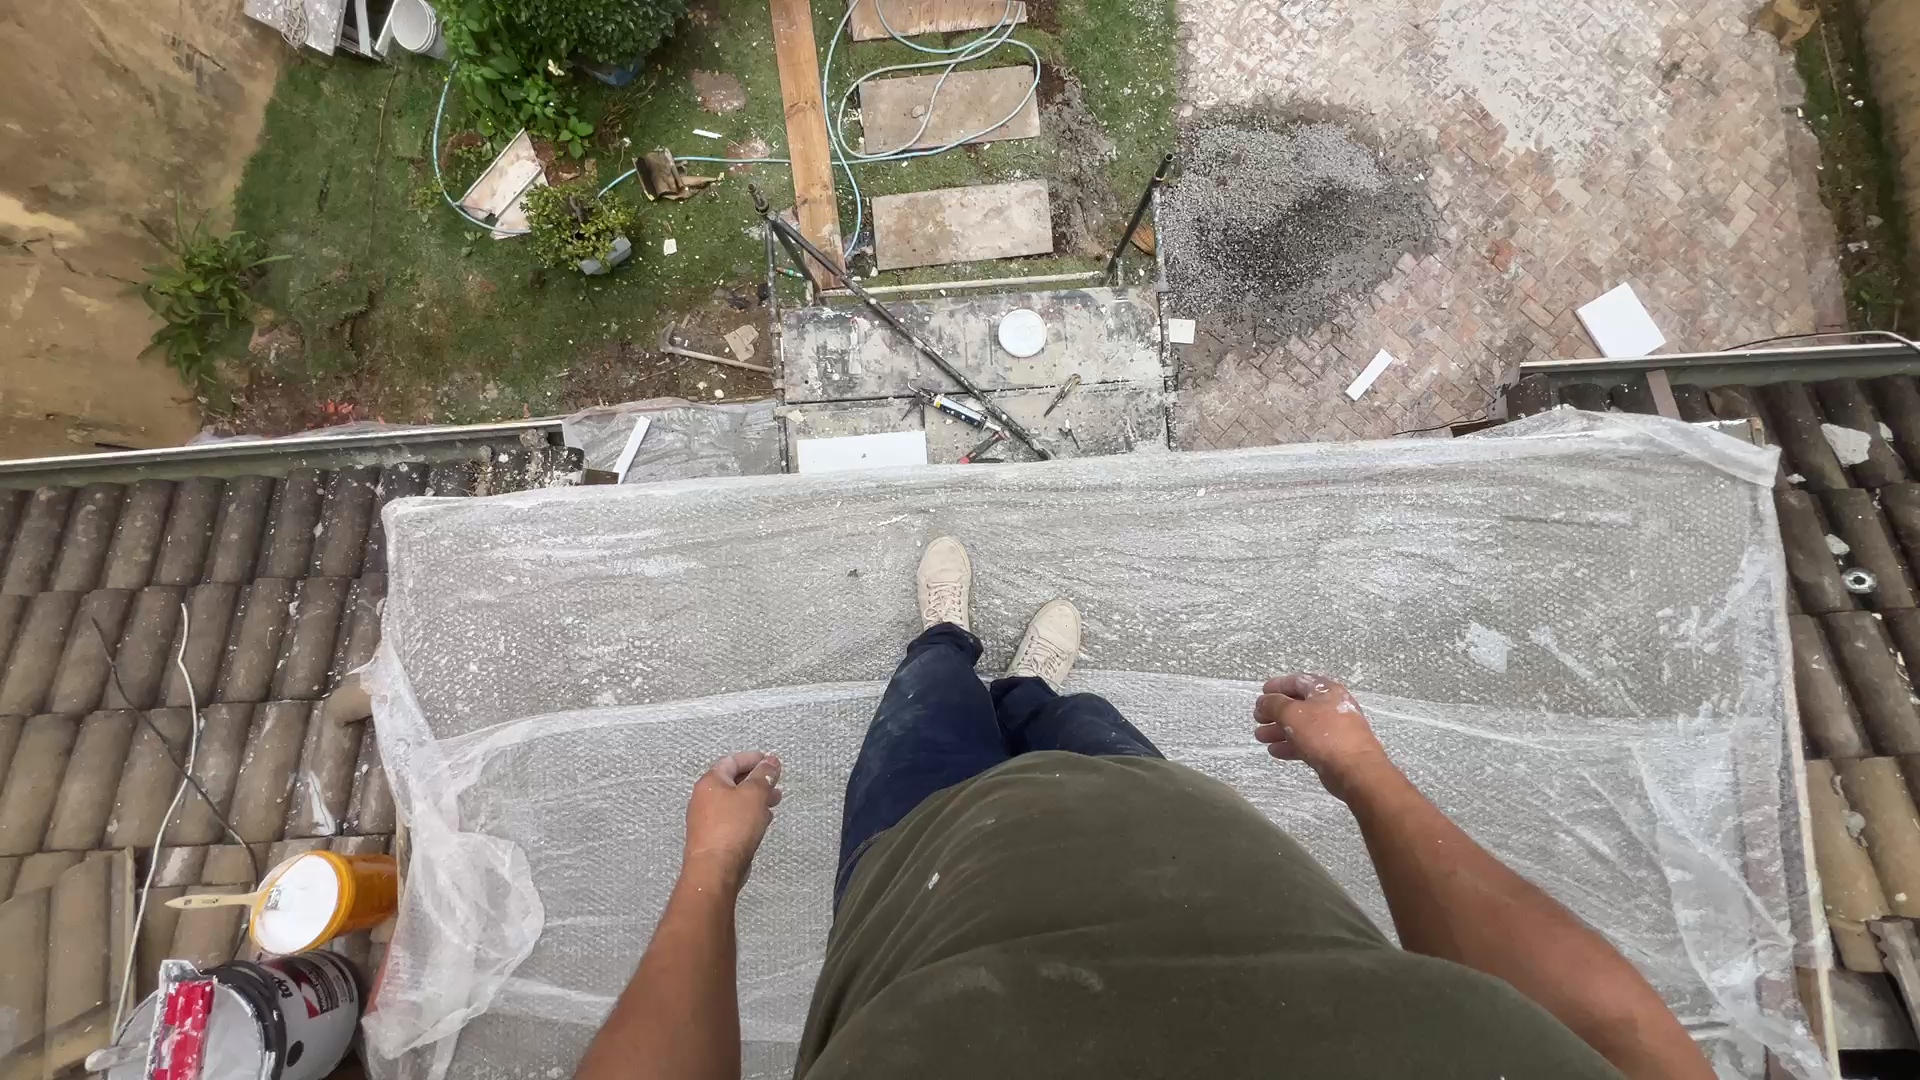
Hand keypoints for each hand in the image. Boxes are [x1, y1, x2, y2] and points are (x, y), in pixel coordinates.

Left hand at [682, 751, 783, 893]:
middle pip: (734, 781)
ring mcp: (707, 819)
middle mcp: (704, 798)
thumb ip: (764, 775)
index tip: (771, 761)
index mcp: (710, 782)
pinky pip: (734, 818)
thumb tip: (771, 761)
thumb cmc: (734, 825)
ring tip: (775, 802)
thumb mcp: (754, 794)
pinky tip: (764, 820)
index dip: (752, 758)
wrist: (715, 870)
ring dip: (757, 798)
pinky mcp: (714, 837)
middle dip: (758, 780)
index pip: (731, 761)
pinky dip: (750, 815)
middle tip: (777, 783)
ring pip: (736, 801)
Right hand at [1253, 675, 1391, 799]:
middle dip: (1274, 712)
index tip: (1261, 694)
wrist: (1355, 770)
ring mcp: (1333, 729)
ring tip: (1260, 737)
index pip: (1298, 681)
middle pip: (1297, 705)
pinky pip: (1307, 742)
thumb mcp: (1291, 713)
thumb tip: (1263, 701)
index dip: (1277, 686)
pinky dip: (1290, 745)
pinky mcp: (1333, 749)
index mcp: (1326, 691)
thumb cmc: (1323, 734)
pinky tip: (1275, 751)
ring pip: (1300, 725)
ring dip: (1278, 730)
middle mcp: (1331, 707)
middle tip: (1258, 718)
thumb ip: (1273, 704)